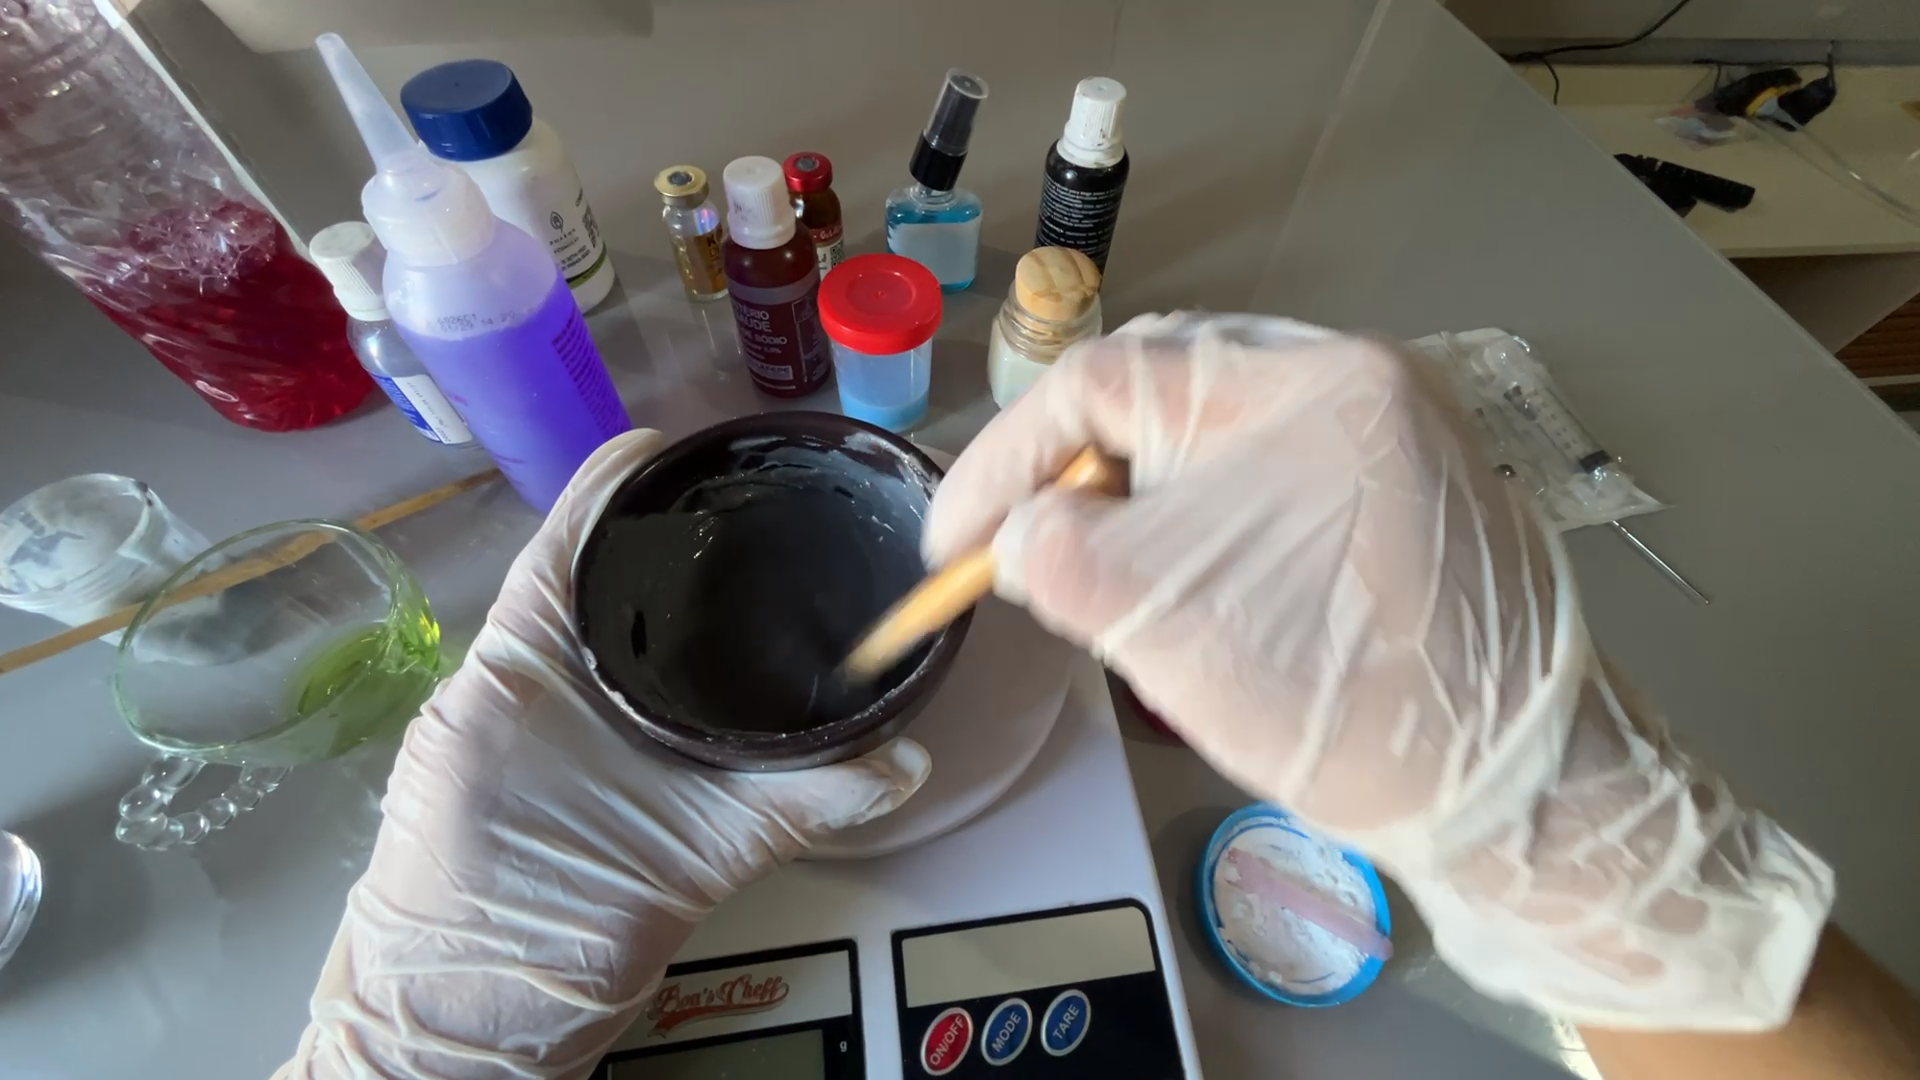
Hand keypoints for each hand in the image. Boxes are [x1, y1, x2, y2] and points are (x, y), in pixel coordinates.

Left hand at [278, 431, 930, 1079]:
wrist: (471, 1034)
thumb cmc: (541, 934)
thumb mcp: (682, 860)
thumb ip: (798, 800)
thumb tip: (907, 760)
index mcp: (518, 676)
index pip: (562, 546)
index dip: (608, 486)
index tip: (667, 442)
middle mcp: (511, 678)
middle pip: (581, 568)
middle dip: (646, 523)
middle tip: (733, 492)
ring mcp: (519, 713)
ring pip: (589, 618)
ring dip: (646, 577)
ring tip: (730, 542)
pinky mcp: (539, 749)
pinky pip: (599, 668)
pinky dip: (644, 636)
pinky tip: (700, 635)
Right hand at [926, 313, 1830, 1029]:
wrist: (1515, 789)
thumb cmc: (1332, 701)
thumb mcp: (1158, 624)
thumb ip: (1053, 553)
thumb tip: (1016, 530)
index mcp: (1295, 385)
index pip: (1097, 386)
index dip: (1002, 461)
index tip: (950, 540)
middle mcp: (1341, 369)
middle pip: (1145, 385)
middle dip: (1064, 465)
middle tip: (1022, 536)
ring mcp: (1370, 412)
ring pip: (1192, 417)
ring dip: (1121, 479)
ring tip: (1093, 546)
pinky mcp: (1381, 464)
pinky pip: (1245, 450)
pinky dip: (1181, 493)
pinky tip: (1177, 546)